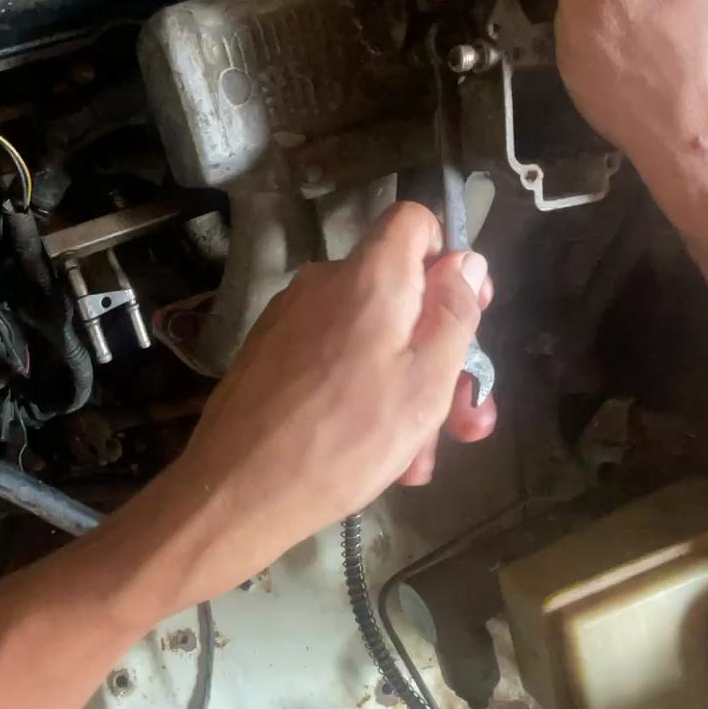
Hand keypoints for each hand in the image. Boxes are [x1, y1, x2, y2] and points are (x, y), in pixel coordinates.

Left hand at [153, 203, 494, 598]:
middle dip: (439, 355)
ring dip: (403, 391)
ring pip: (367, 339)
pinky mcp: (268, 354)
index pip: (413, 221)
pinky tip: (374, 456)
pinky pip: (331, 360)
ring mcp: (289, 319)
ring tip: (417, 462)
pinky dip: (359, 395)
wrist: (240, 487)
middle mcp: (322, 283)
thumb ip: (452, 314)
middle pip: (397, 295)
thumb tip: (464, 262)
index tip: (467, 312)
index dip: (448, 257)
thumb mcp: (425, 381)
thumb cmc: (347, 436)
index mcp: (367, 275)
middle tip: (463, 422)